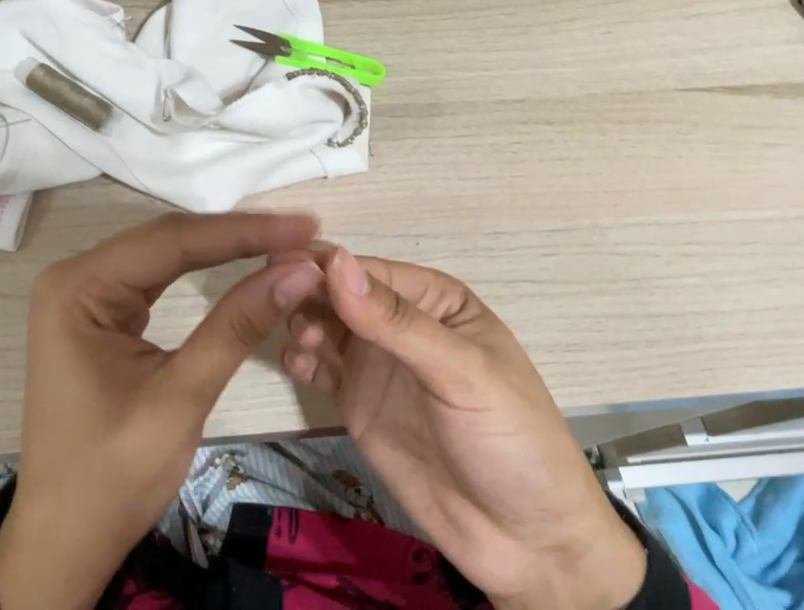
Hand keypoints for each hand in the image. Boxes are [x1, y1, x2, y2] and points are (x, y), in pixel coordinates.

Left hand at [0, 212, 324, 609]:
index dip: (243, 231)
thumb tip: (299, 270)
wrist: (64, 539)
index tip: (305, 225)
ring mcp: (83, 295)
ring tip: (283, 242)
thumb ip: (236, 327)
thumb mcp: (180, 398)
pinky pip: (154, 279)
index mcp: (77, 288)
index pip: (171, 241)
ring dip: (223, 249)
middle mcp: (74, 278)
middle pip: (166, 241)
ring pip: (163, 256)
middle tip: (303, 233)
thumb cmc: (113, 476)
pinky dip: (200, 272)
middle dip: (236, 236)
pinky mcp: (98, 315)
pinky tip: (239, 262)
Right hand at [281, 245, 645, 609]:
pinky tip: (294, 365)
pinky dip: (300, 360)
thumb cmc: (510, 441)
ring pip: (323, 325)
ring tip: (299, 341)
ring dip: (301, 322)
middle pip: (339, 293)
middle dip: (307, 292)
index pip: (369, 270)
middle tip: (278, 303)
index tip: (282, 265)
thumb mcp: (461, 374)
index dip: (327, 265)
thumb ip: (396, 321)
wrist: (524, 542)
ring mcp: (375, 364)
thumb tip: (336, 261)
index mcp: (435, 300)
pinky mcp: (356, 403)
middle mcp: (399, 324)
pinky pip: (318, 368)